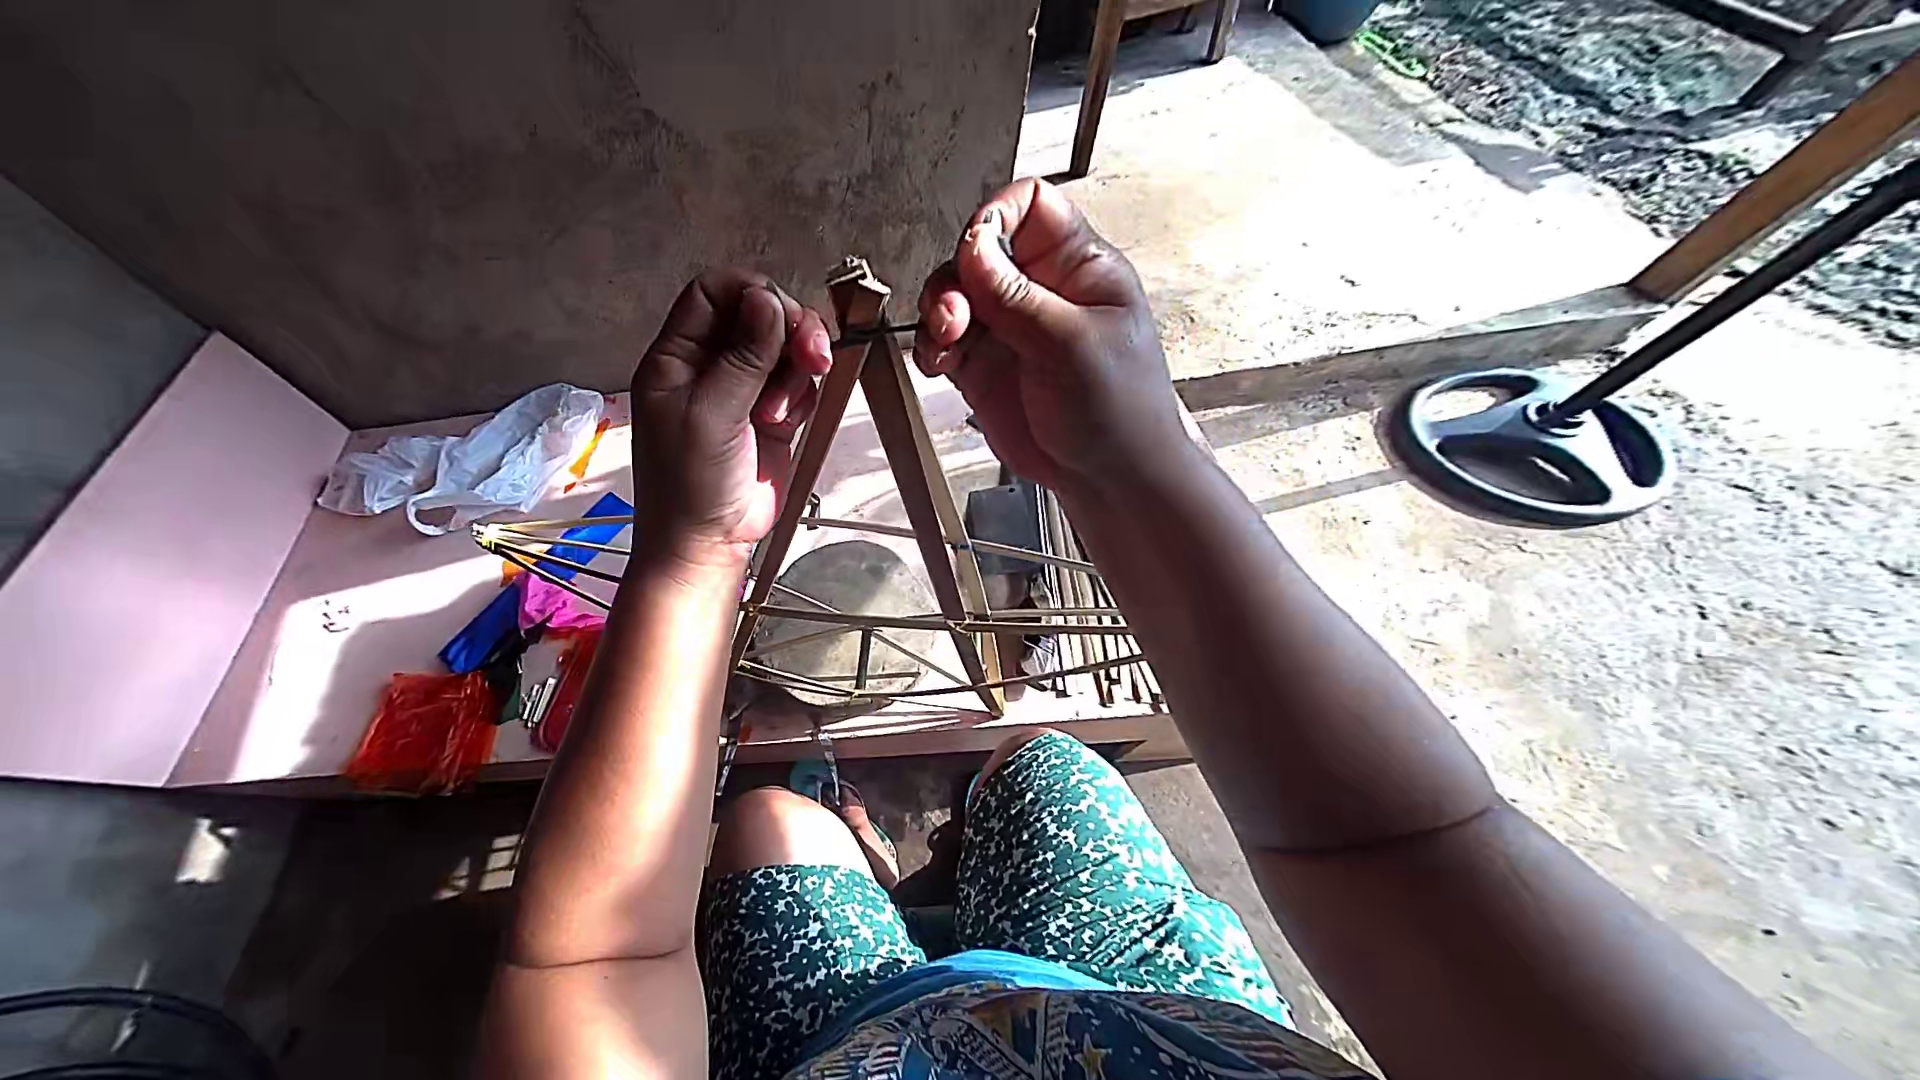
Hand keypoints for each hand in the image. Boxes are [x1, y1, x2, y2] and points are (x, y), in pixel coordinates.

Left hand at [632, 269, 833, 567]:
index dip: (751, 293)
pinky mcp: (774, 416)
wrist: (709, 542)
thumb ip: (742, 358)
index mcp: (678, 358)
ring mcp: (746, 390)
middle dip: (790, 330)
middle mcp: (712, 367)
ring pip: (786, 350)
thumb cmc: (688, 486)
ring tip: (782, 411)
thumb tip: (767, 301)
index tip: (782, 313)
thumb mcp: (711, 416)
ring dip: (798, 370)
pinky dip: (803, 395)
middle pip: (760, 317)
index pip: (714, 294)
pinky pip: (799, 384)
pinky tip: (787, 421)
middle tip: (811, 355)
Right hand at [913, 178, 1190, 494]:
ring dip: (938, 313)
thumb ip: (1019, 296)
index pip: (1031, 208)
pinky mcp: (984, 367)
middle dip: (957, 278)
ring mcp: (1009, 331)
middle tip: (956, 313)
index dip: (996, 217)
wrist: (1107, 477)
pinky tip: (940, 361)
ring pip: (953, 296)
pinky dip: (932, 348)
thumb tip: (975, 245)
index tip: (976, 247)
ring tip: (948, 342)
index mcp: (1079, 269)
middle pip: (978, 253)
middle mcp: (1040, 293)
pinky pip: (943, 342)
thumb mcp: (1074, 345)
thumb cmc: (1121, 412)